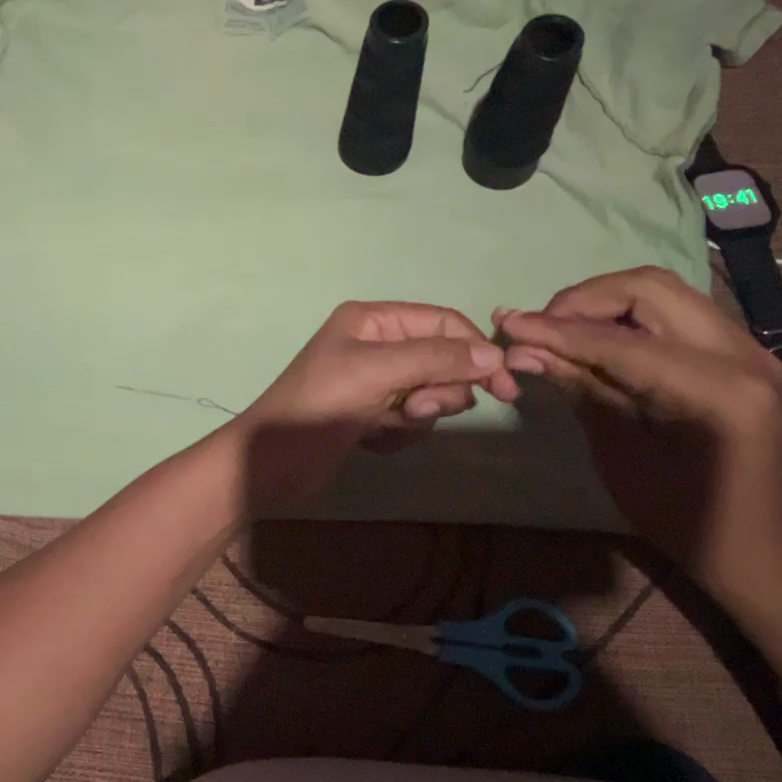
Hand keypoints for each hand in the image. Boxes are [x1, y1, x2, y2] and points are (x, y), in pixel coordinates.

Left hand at [234, 302, 510, 505]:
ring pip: (431, 393)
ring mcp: (374, 381)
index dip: (477, 351)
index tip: (506, 386)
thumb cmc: (321, 404)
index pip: (443, 323)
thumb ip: (437, 360)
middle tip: (420, 409)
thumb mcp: (378, 373)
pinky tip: (374, 440)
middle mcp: (376, 344)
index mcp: (373, 320)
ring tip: (390, 424)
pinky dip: (400, 433)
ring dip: (419, 414)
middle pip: (443, 359)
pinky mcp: (372, 414)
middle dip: (440, 388)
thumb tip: (494, 354)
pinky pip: (411, 419)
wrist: (275, 460)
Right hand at [496, 267, 781, 602]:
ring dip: (603, 303)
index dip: (558, 330)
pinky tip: (594, 340)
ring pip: (662, 292)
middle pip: (648, 288)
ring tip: (559, 331)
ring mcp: (747, 348)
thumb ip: (580, 388)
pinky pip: (674, 313)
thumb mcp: (621, 455)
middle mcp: (742, 354)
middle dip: (583, 300)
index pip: (621, 341)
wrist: (758, 549)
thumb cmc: (683, 519)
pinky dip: (626, 316)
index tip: (506, 325)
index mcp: (718, 391)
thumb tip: (520, 350)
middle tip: (538, 327)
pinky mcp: (739, 351)